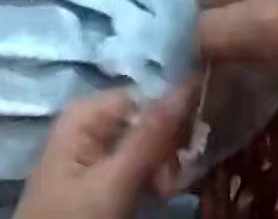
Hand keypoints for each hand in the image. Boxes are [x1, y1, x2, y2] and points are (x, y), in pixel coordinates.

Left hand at [15, 85, 195, 218]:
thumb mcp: (112, 184)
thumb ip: (150, 136)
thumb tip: (189, 83)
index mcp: (87, 112)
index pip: (145, 96)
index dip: (173, 119)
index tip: (189, 150)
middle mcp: (91, 123)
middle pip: (146, 120)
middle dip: (167, 148)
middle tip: (175, 182)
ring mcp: (94, 153)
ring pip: (145, 145)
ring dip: (163, 166)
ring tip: (169, 192)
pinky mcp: (99, 180)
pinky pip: (135, 166)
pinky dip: (151, 178)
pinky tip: (160, 194)